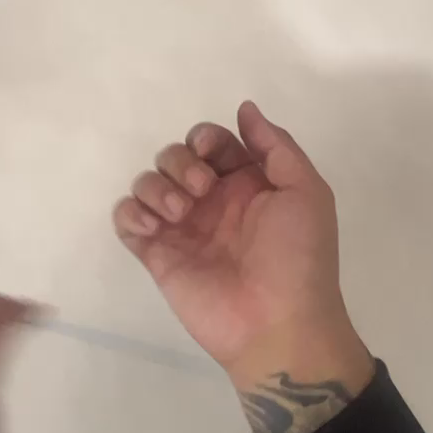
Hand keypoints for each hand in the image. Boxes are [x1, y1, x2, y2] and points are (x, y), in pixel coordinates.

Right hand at [113, 102, 373, 432]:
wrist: (278, 323)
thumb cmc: (299, 257)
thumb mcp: (306, 191)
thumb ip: (276, 146)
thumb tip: (245, 108)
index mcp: (246, 183)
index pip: (211, 141)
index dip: (205, 139)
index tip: (212, 157)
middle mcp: (210, 201)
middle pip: (174, 155)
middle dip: (180, 161)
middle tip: (201, 190)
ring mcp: (181, 228)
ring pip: (146, 182)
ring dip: (156, 186)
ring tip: (179, 215)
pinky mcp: (157, 255)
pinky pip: (126, 219)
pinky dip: (130, 213)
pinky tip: (152, 227)